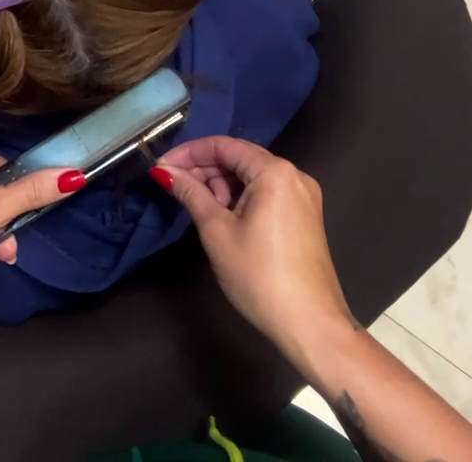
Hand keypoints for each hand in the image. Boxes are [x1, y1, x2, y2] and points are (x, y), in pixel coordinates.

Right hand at [154, 136, 353, 350]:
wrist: (310, 326)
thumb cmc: (259, 276)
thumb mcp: (217, 231)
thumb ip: (190, 194)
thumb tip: (163, 171)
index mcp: (275, 172)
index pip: (223, 146)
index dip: (188, 153)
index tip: (161, 167)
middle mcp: (294, 175)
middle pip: (239, 157)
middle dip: (203, 168)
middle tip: (172, 185)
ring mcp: (302, 196)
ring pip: (251, 175)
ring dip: (220, 183)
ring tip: (195, 204)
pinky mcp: (303, 215)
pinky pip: (265, 192)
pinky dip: (239, 197)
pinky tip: (220, 214)